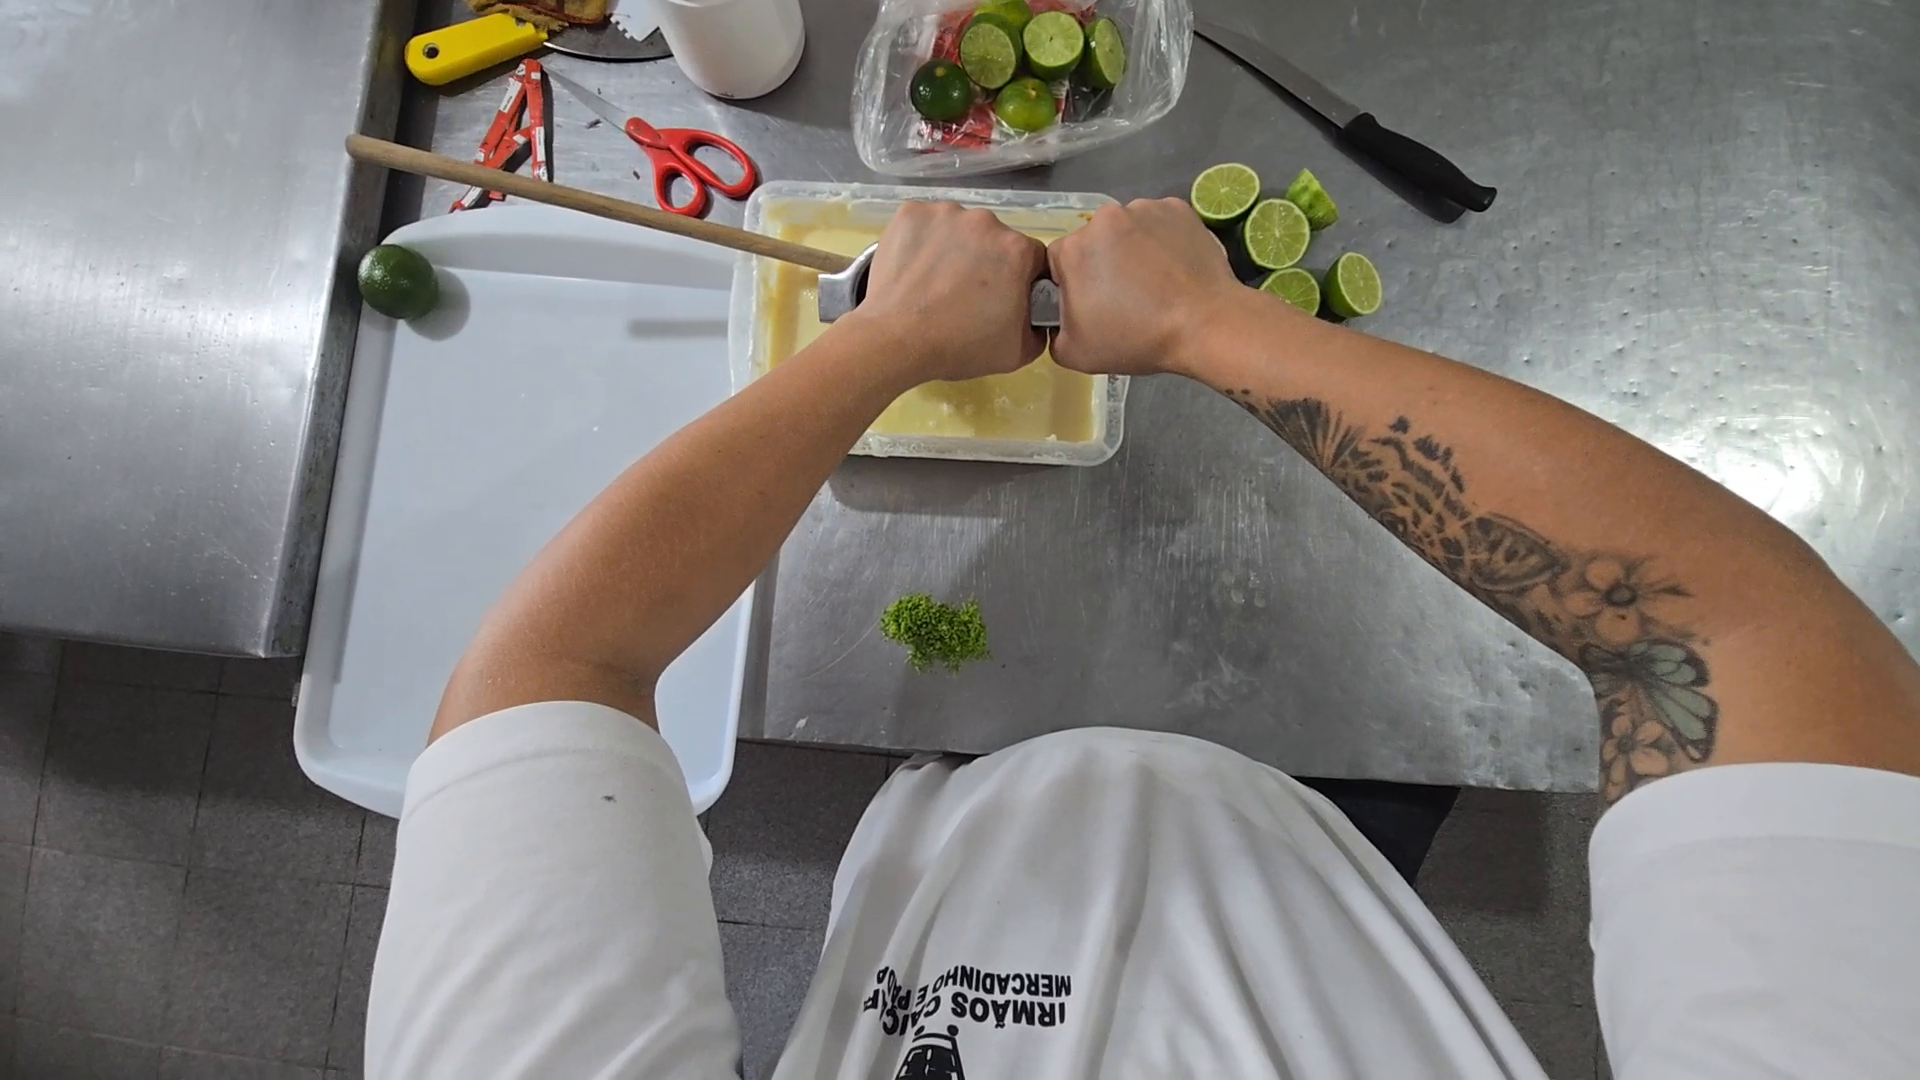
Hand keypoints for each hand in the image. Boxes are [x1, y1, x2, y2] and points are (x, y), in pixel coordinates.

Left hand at [849, 202, 1049, 383]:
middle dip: (985, 263)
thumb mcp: (1018, 352)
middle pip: (994, 240)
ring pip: (958, 229)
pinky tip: (915, 270)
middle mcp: (985, 220)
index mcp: (1018, 250)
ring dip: (953, 249)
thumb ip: (1038, 327)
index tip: (1000, 299)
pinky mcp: (910, 213)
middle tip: (964, 296)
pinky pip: (925, 225)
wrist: (896, 341)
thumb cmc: (959, 347)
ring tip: (935, 284)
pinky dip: (922, 242)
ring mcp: (945, 213)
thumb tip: (1036, 315)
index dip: (1018, 281)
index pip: (1031, 260)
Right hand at [1047, 198, 1245, 376]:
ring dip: (1131, 251)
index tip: (1091, 306)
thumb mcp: (1074, 354)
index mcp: (1073, 249)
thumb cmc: (1136, 339)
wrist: (1205, 325)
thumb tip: (1061, 316)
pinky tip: (1171, 270)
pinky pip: (1157, 224)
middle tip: (1123, 298)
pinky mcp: (1178, 208)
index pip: (1057, 263)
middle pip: (1092, 242)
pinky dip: (1160, 242)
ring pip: (1126, 231)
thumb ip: (1053, 331)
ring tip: (1152, 284)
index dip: (1071, 286)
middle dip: (1101, 265)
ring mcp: (1145, 208)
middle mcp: (1104, 218)